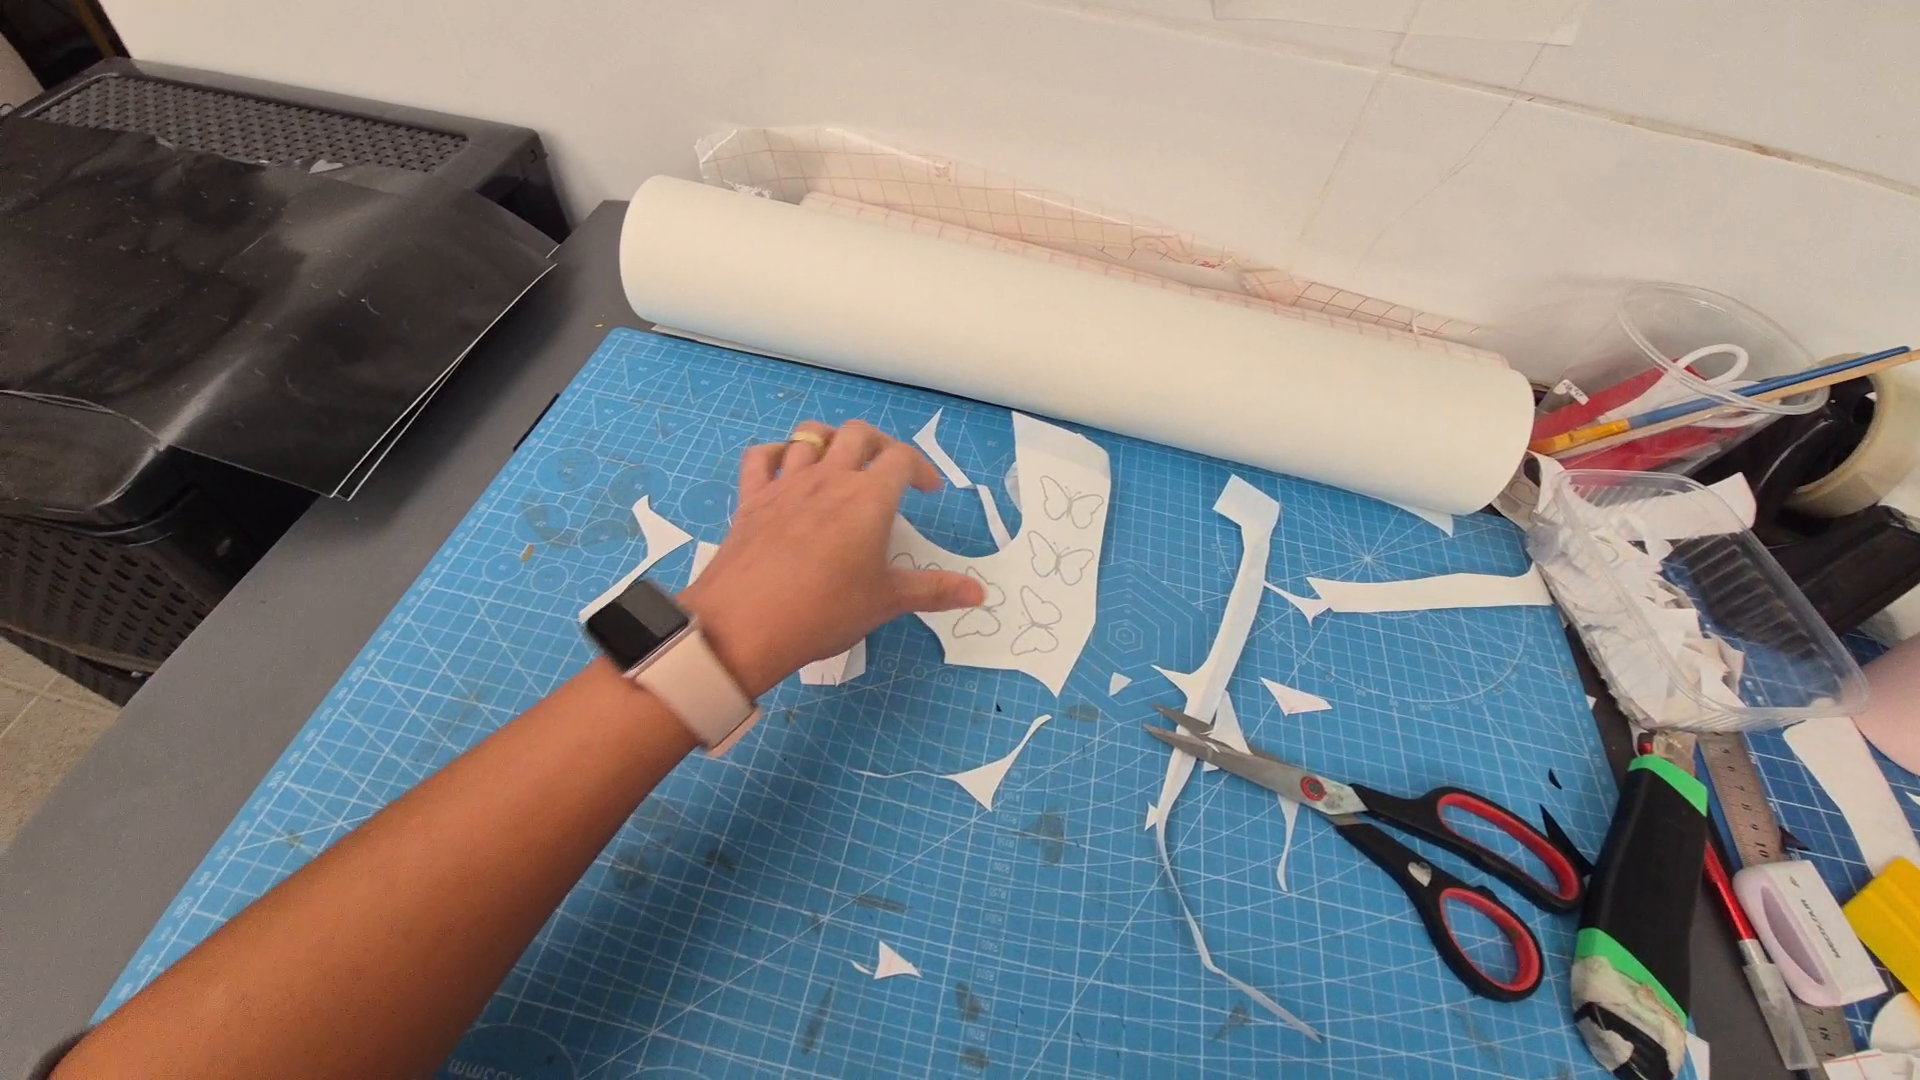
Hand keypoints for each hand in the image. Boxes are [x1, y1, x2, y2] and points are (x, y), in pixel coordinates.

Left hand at [677, 420, 985, 696]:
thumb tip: (981, 592)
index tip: (928, 492)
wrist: (745, 625)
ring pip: (810, 436)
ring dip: (830, 441)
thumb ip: (935, 591)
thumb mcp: (886, 602)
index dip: (921, 469)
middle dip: (879, 445)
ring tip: (840, 463)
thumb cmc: (825, 611)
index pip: (902, 459)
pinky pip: (761, 457)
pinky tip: (785, 469)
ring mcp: (786, 484)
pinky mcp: (751, 498)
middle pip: (858, 434)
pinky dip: (776, 454)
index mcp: (868, 498)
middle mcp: (829, 478)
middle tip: (888, 471)